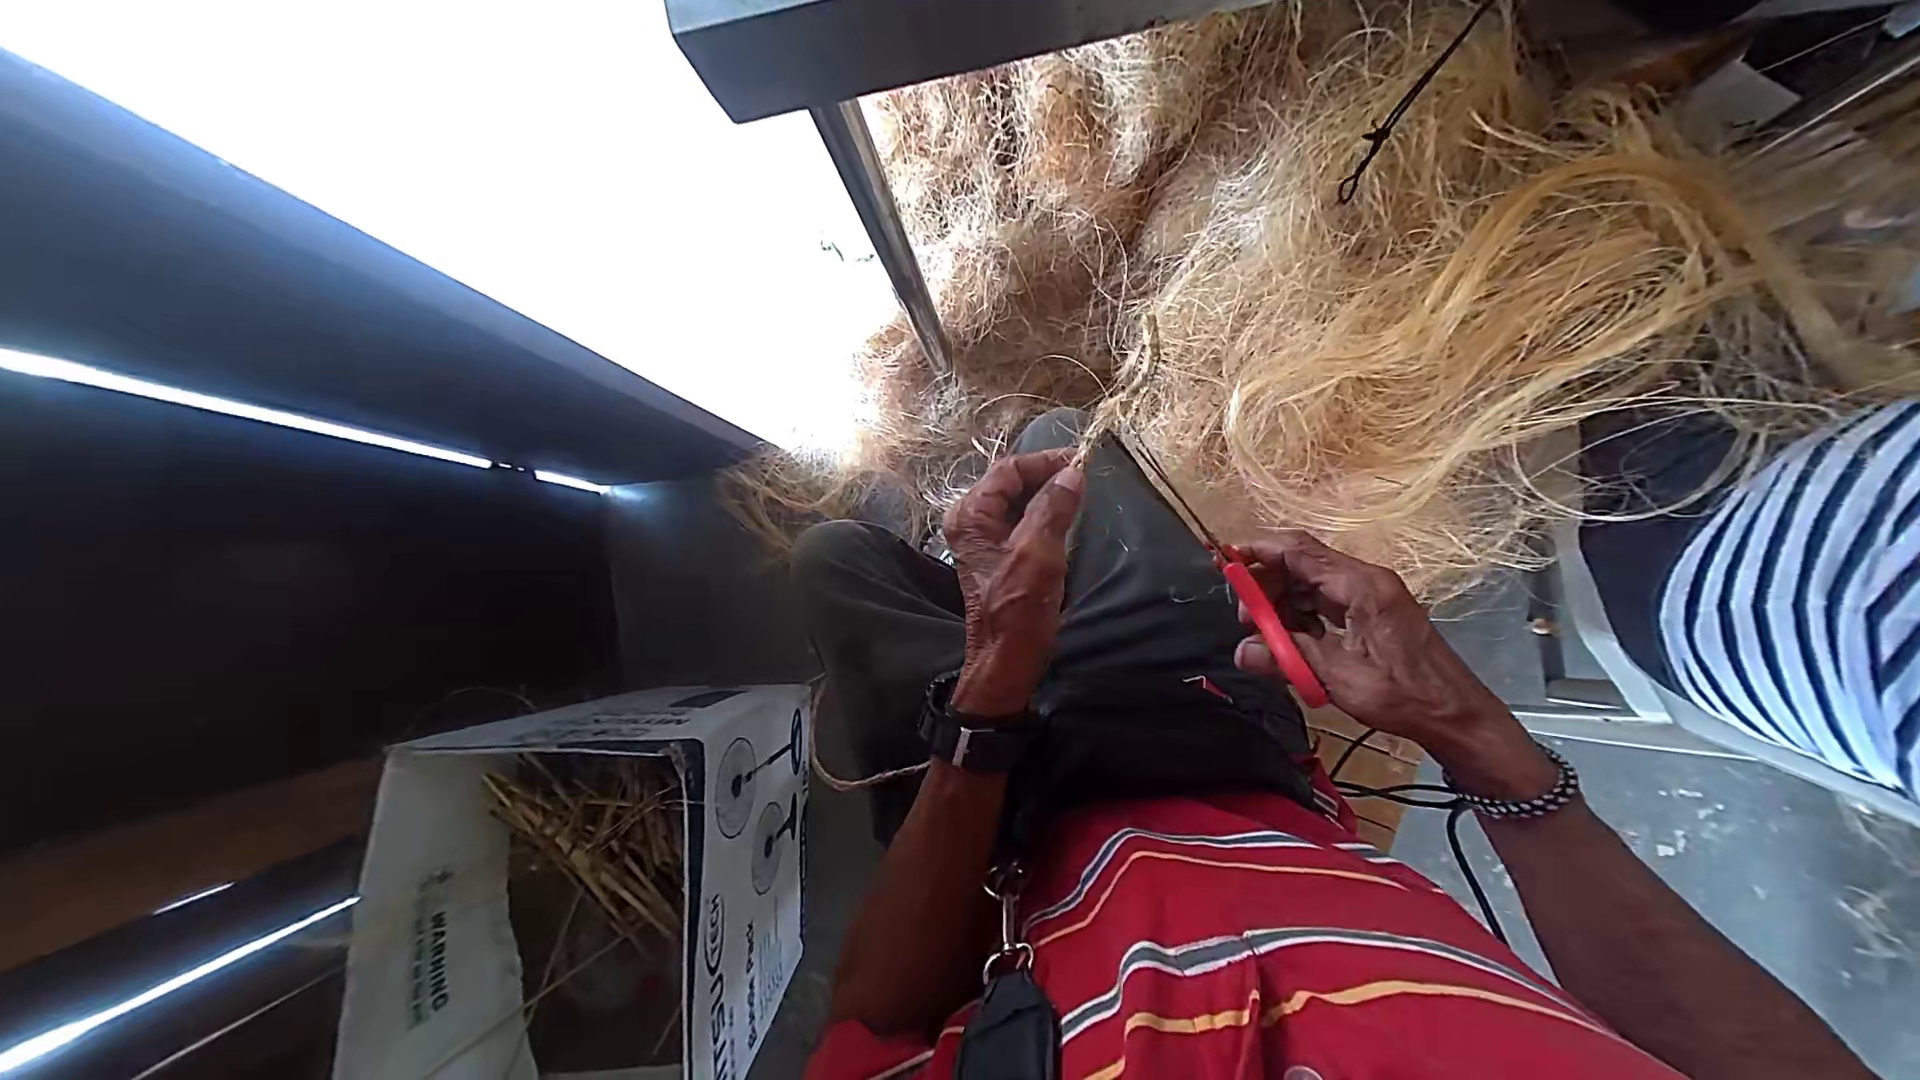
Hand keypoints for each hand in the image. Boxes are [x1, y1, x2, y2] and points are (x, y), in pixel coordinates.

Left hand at [942, 448, 1084, 717]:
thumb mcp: (1038, 552)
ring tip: (1082, 494)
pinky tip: (1069, 519)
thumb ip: (1053, 507)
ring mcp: (983, 539)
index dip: (1045, 462)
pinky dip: (1045, 516)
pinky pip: (1022, 523)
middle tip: (1085, 477)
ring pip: (1019, 503)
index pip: (1008, 470)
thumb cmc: (1018, 607)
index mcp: (971, 515)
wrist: (1006, 659)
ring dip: (1049, 496)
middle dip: (1048, 476)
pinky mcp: (999, 556)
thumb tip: (1073, 473)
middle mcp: (971, 522)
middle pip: (1011, 483)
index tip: (1081, 462)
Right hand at [1231, 531, 1553, 796]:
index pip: (1297, 551)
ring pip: (1306, 582)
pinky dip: (1298, 615)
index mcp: (1360, 586)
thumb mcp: (1339, 677)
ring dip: (1280, 604)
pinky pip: (1320, 599)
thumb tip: (1240, 651)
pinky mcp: (1367, 611)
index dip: (1256, 551)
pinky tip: (1293, 640)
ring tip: (1268, 637)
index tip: (1223, 562)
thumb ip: (1286, 657)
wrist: (1457, 717)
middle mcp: (1363, 580)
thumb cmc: (1403, 696)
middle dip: (1264, 585)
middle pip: (1298, 563)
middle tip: (1246, 621)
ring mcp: (1367, 594)